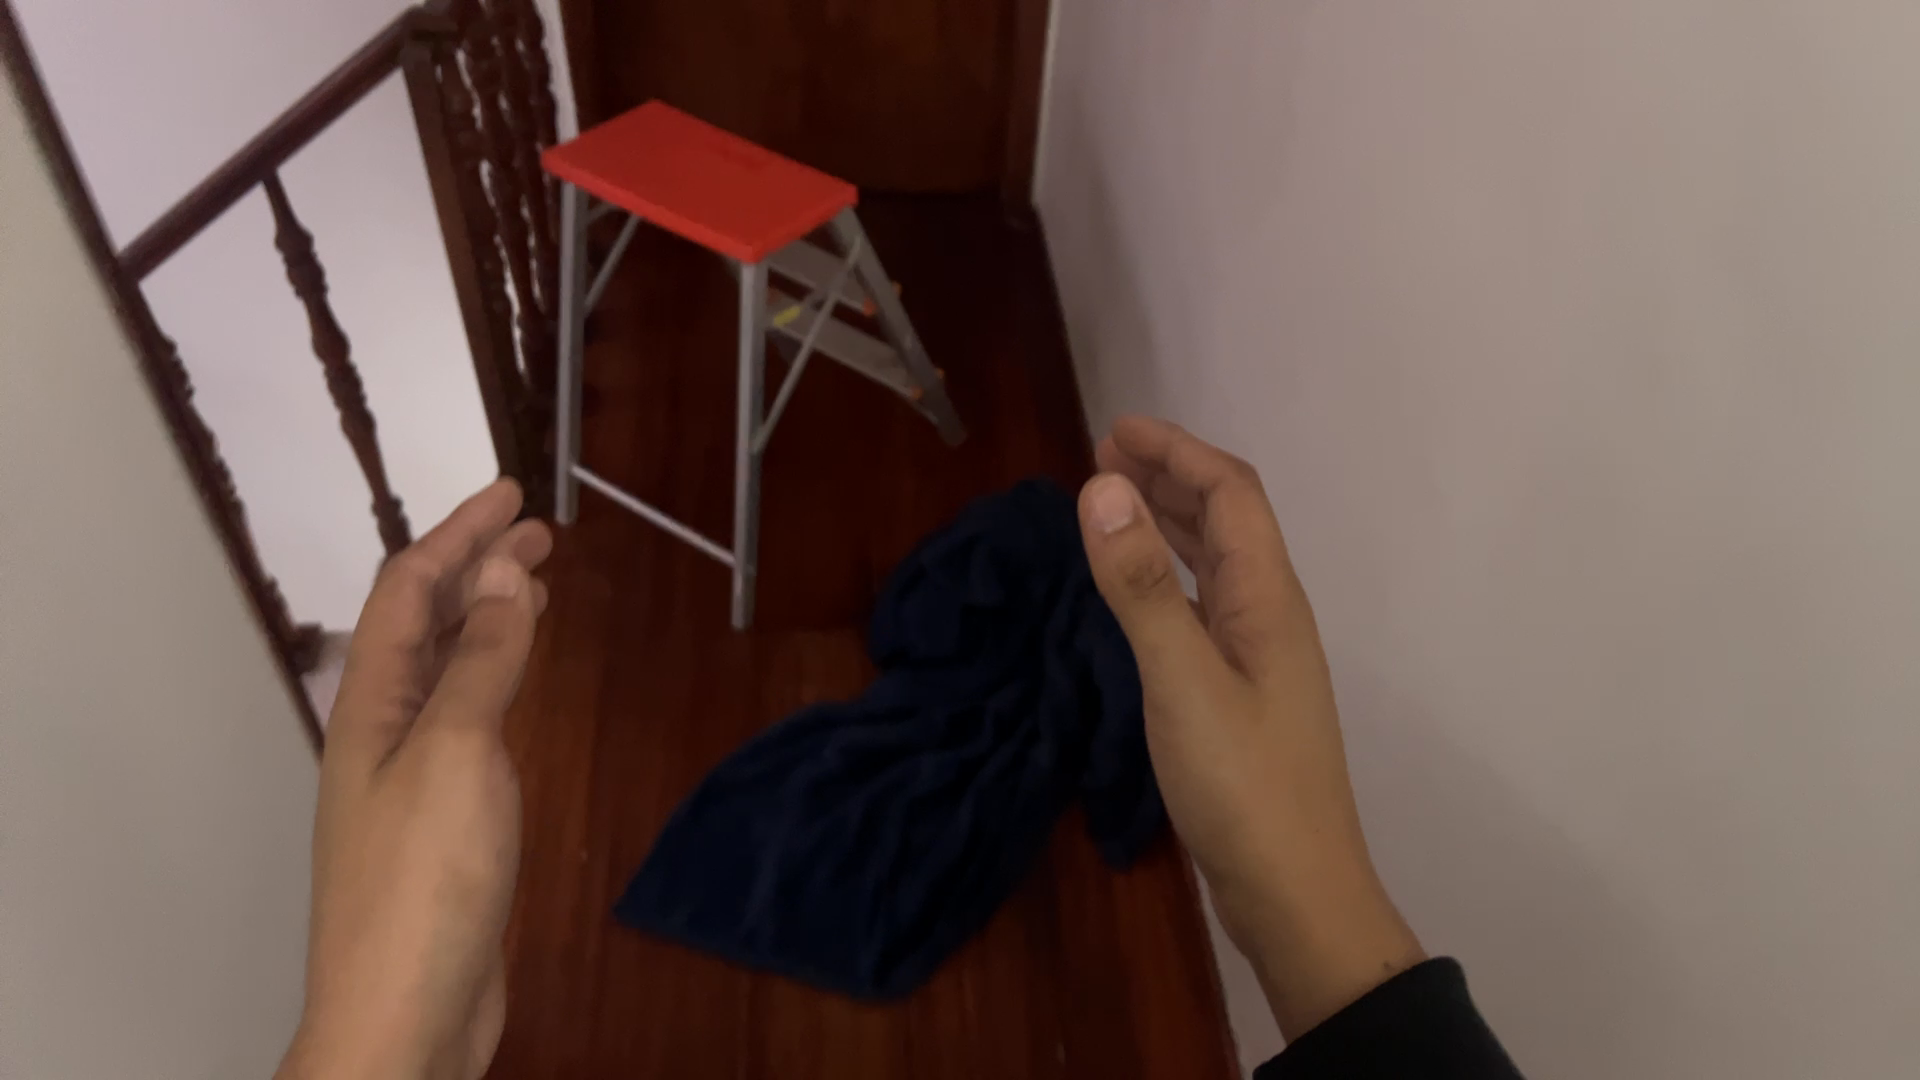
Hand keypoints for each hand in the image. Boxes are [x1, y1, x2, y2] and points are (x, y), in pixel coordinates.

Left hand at [277, 480, 551, 1079]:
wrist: (411, 1005)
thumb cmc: (428, 870)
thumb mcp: (457, 749)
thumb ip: (482, 659)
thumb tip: (503, 571)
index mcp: (373, 703)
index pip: (410, 590)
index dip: (459, 532)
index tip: (513, 493)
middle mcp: (387, 721)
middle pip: (428, 619)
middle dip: (477, 563)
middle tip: (538, 529)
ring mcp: (417, 761)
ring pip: (451, 660)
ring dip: (490, 610)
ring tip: (536, 580)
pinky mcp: (451, 795)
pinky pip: (473, 702)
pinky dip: (500, 664)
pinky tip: (521, 663)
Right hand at [1077, 417, 1424, 1038]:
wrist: (1293, 892)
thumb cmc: (1241, 784)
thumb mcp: (1181, 678)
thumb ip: (1140, 586)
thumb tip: (1100, 489)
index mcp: (1267, 596)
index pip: (1228, 494)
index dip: (1175, 451)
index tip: (1114, 431)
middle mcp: (1269, 612)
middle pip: (1227, 518)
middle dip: (1171, 475)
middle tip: (1107, 456)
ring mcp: (1257, 651)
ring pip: (1215, 560)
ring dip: (1170, 519)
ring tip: (1117, 501)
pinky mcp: (1237, 685)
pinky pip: (1202, 601)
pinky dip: (1167, 571)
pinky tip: (1143, 584)